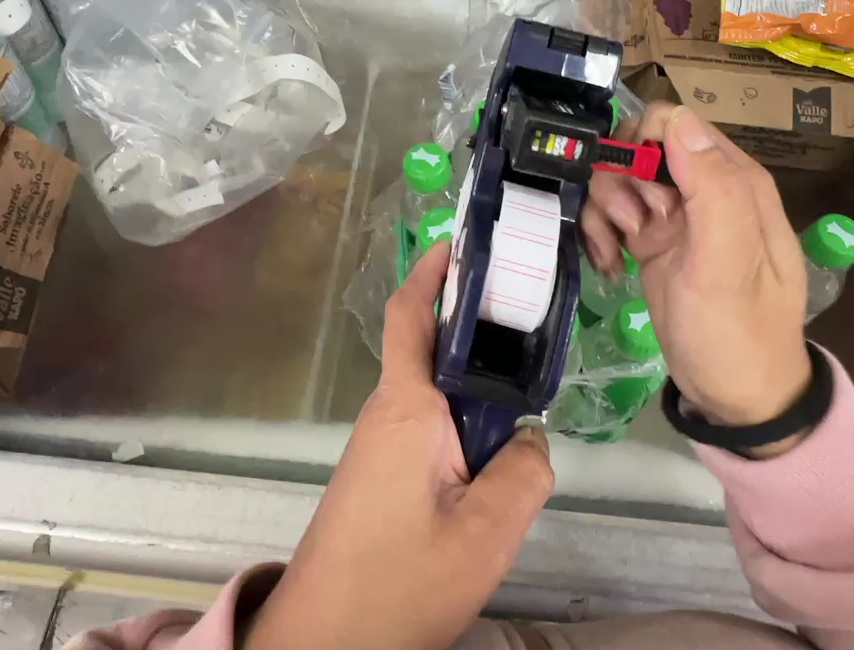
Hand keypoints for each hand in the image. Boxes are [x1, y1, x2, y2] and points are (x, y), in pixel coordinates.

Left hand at [244, 245, 554, 649]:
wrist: (324, 641)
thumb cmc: (399, 580)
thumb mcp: (485, 533)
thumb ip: (522, 472)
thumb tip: (527, 434)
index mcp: (406, 407)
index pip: (412, 315)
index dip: (433, 271)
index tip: (465, 243)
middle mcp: (388, 412)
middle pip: (431, 349)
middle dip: (475, 325)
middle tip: (529, 313)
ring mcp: (381, 444)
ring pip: (435, 394)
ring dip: (474, 383)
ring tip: (526, 383)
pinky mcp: (381, 474)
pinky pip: (428, 427)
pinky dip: (463, 421)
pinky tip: (494, 448)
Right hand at [581, 103, 812, 449]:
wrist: (736, 396)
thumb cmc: (737, 332)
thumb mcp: (728, 264)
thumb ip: (712, 188)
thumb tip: (677, 118)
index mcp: (735, 181)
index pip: (673, 123)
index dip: (643, 150)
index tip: (644, 199)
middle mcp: (705, 187)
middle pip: (637, 147)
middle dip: (620, 183)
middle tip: (634, 228)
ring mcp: (676, 213)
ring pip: (618, 178)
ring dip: (606, 212)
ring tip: (622, 251)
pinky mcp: (653, 238)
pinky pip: (611, 212)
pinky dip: (602, 234)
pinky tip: (612, 265)